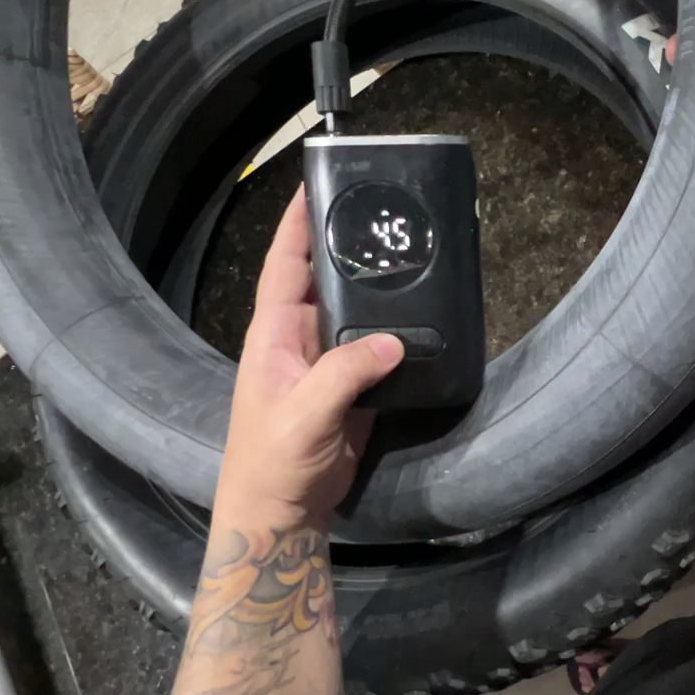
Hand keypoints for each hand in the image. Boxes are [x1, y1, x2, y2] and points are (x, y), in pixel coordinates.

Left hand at [215, 186, 403, 524]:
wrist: (284, 511)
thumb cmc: (273, 460)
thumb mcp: (303, 414)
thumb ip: (344, 375)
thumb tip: (395, 343)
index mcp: (275, 333)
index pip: (285, 265)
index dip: (297, 225)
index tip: (316, 184)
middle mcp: (301, 339)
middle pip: (325, 281)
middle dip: (346, 247)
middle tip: (383, 215)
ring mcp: (328, 363)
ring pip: (354, 313)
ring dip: (377, 289)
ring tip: (411, 258)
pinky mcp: (352, 386)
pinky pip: (375, 349)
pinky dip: (396, 332)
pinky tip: (421, 317)